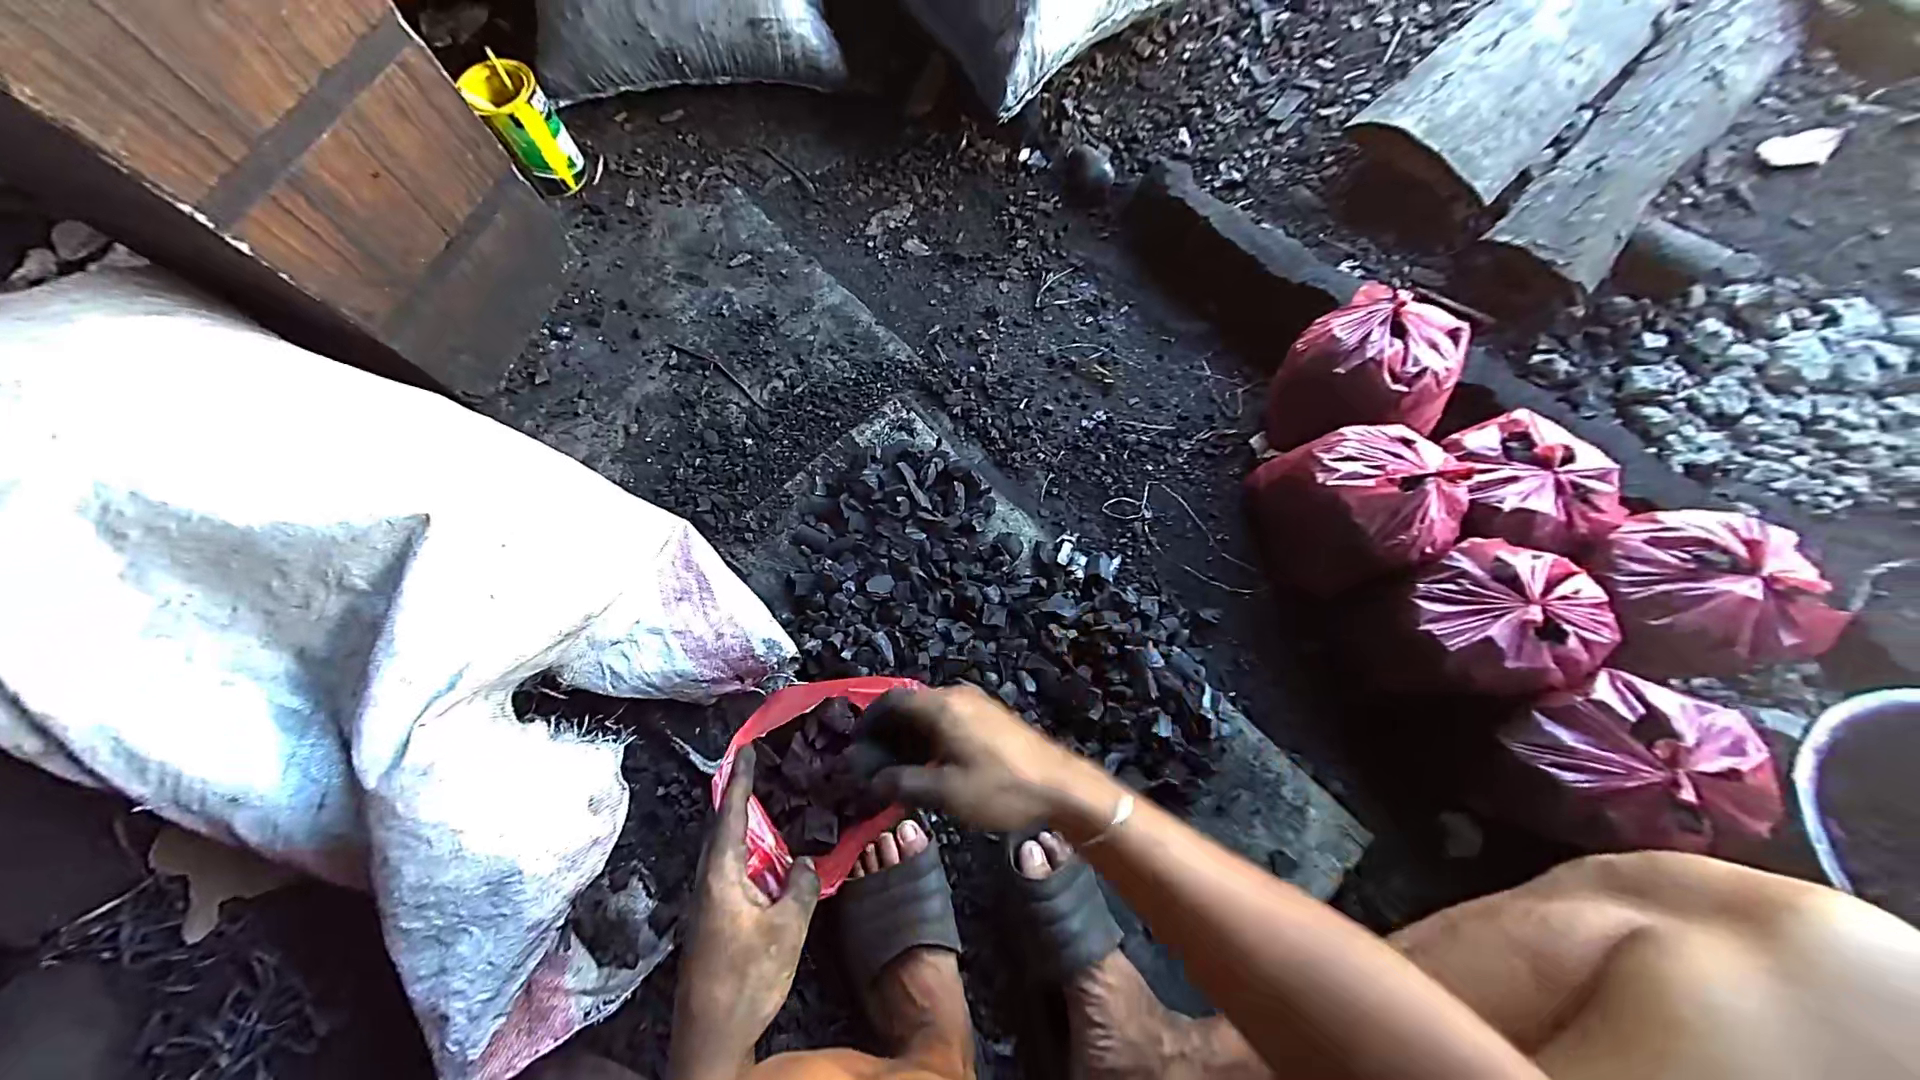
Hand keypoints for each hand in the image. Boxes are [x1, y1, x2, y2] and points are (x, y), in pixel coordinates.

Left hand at [669, 745, 820, 1079]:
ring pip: (729, 852)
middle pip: (724, 828)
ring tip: (772, 807)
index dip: (742, 779)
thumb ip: (798, 885)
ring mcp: (708, 903)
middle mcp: (708, 882)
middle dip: (742, 797)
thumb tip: (801, 863)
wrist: (711, 1041)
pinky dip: (751, 855)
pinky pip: (733, 872)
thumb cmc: (747, 979)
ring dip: (748, 827)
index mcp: (721, 875)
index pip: (732, 814)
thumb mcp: (786, 928)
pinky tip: (771, 861)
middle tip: (763, 770)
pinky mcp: (714, 921)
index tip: (748, 748)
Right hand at [866, 684, 1115, 832]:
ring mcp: (976, 705)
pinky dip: (929, 740)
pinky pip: (947, 721)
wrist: (1062, 787)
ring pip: (928, 715)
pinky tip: (928, 767)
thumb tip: (870, 780)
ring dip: (908, 739)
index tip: (854, 749)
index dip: (867, 723)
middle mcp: (957, 697)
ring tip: (896, 772)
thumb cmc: (1001, 788)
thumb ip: (903, 783)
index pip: (891, 701)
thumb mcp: (946, 792)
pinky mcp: (989, 718)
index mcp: (943, 706)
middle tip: (872, 766)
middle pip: (908, 707)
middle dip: (886, 734)